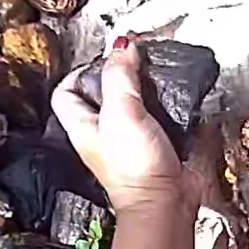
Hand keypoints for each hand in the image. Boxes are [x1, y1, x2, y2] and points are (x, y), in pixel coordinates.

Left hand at [54, 41, 204, 248]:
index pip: (67, 92)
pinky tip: (181, 97)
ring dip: (149, 90)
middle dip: (120, 76)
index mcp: (85, 127)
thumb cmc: (135, 169)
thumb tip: (123, 46)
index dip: (79, 72)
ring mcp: (137, 141)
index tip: (104, 58)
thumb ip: (120, 76)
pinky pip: (165, 120)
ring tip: (160, 73)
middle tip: (137, 60)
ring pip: (137, 106)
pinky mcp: (164, 148)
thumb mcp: (121, 114)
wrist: (168, 202)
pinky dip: (173, 107)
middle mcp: (108, 134)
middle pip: (105, 96)